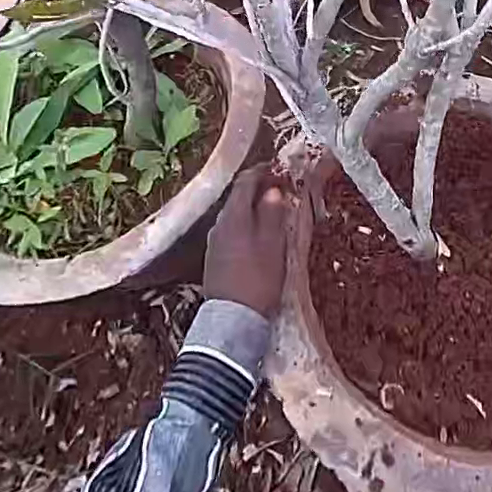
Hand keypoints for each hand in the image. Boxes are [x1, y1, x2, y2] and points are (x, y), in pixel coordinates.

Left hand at [203, 165, 292, 317]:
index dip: (262, 172)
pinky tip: (256, 235)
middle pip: (238, 197)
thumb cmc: (258, 279)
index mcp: (234, 216)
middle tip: (279, 190)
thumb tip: (272, 191)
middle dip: (257, 190)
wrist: (232, 322)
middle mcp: (219, 224)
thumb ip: (272, 214)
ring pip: (234, 215)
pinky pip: (230, 231)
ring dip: (251, 209)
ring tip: (271, 213)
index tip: (278, 170)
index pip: (245, 182)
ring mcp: (213, 242)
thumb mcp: (273, 245)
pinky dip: (244, 225)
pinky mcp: (213, 258)